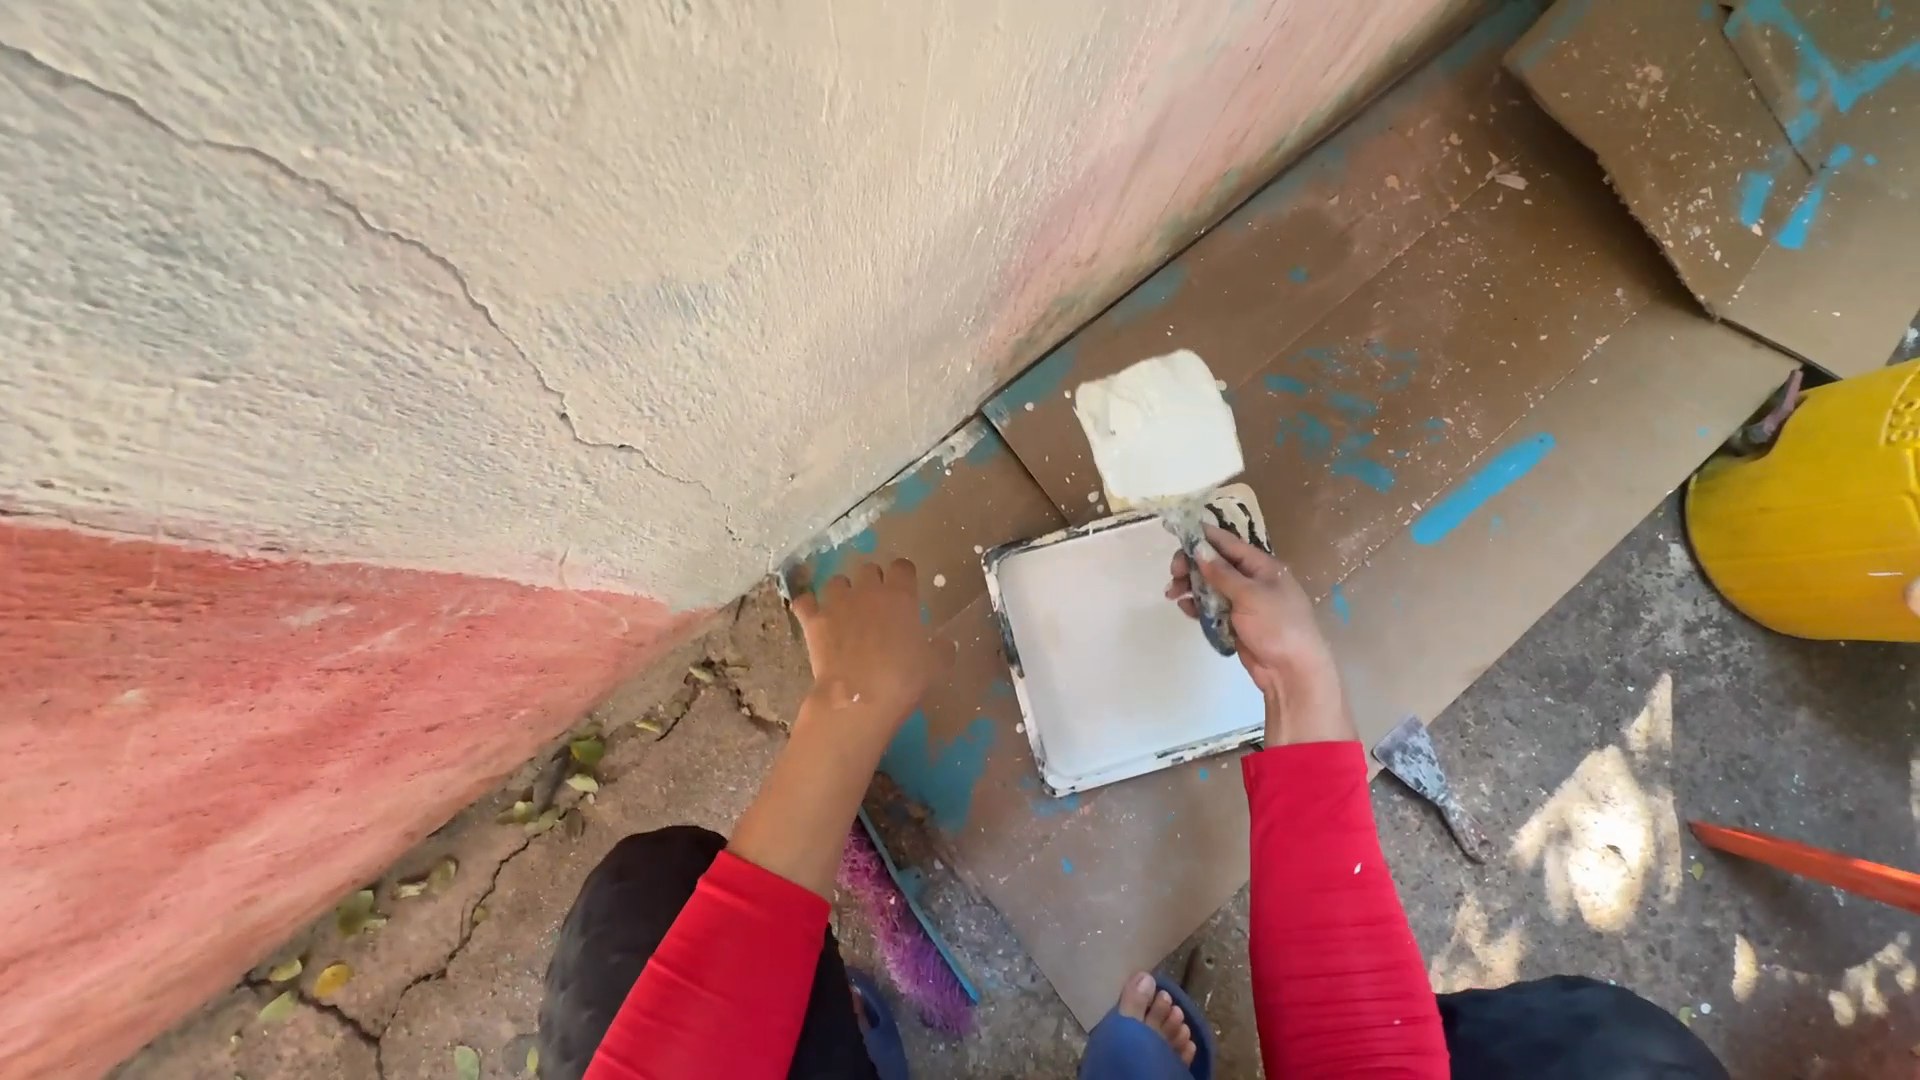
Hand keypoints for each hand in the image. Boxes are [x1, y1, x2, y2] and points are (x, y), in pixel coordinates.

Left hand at [791, 559, 954, 744]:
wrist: (859, 698)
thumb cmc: (903, 679)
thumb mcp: (934, 665)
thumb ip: (940, 649)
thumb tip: (945, 644)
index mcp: (900, 596)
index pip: (903, 567)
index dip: (903, 576)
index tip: (905, 588)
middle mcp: (868, 591)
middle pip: (869, 569)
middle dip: (872, 581)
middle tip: (876, 603)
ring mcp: (837, 603)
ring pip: (837, 581)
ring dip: (842, 591)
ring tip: (845, 609)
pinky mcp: (814, 620)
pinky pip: (805, 601)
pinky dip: (808, 604)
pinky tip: (812, 613)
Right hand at [1166, 525, 1354, 744]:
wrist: (1292, 671)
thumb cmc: (1277, 626)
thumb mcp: (1249, 595)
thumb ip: (1221, 572)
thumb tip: (1199, 548)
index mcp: (1262, 566)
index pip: (1228, 543)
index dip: (1203, 536)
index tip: (1177, 532)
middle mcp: (1252, 580)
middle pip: (1215, 564)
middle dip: (1192, 565)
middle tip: (1173, 574)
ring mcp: (1243, 602)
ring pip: (1210, 586)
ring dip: (1190, 586)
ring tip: (1172, 594)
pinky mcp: (1235, 621)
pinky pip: (1211, 607)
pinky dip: (1197, 605)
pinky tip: (1185, 607)